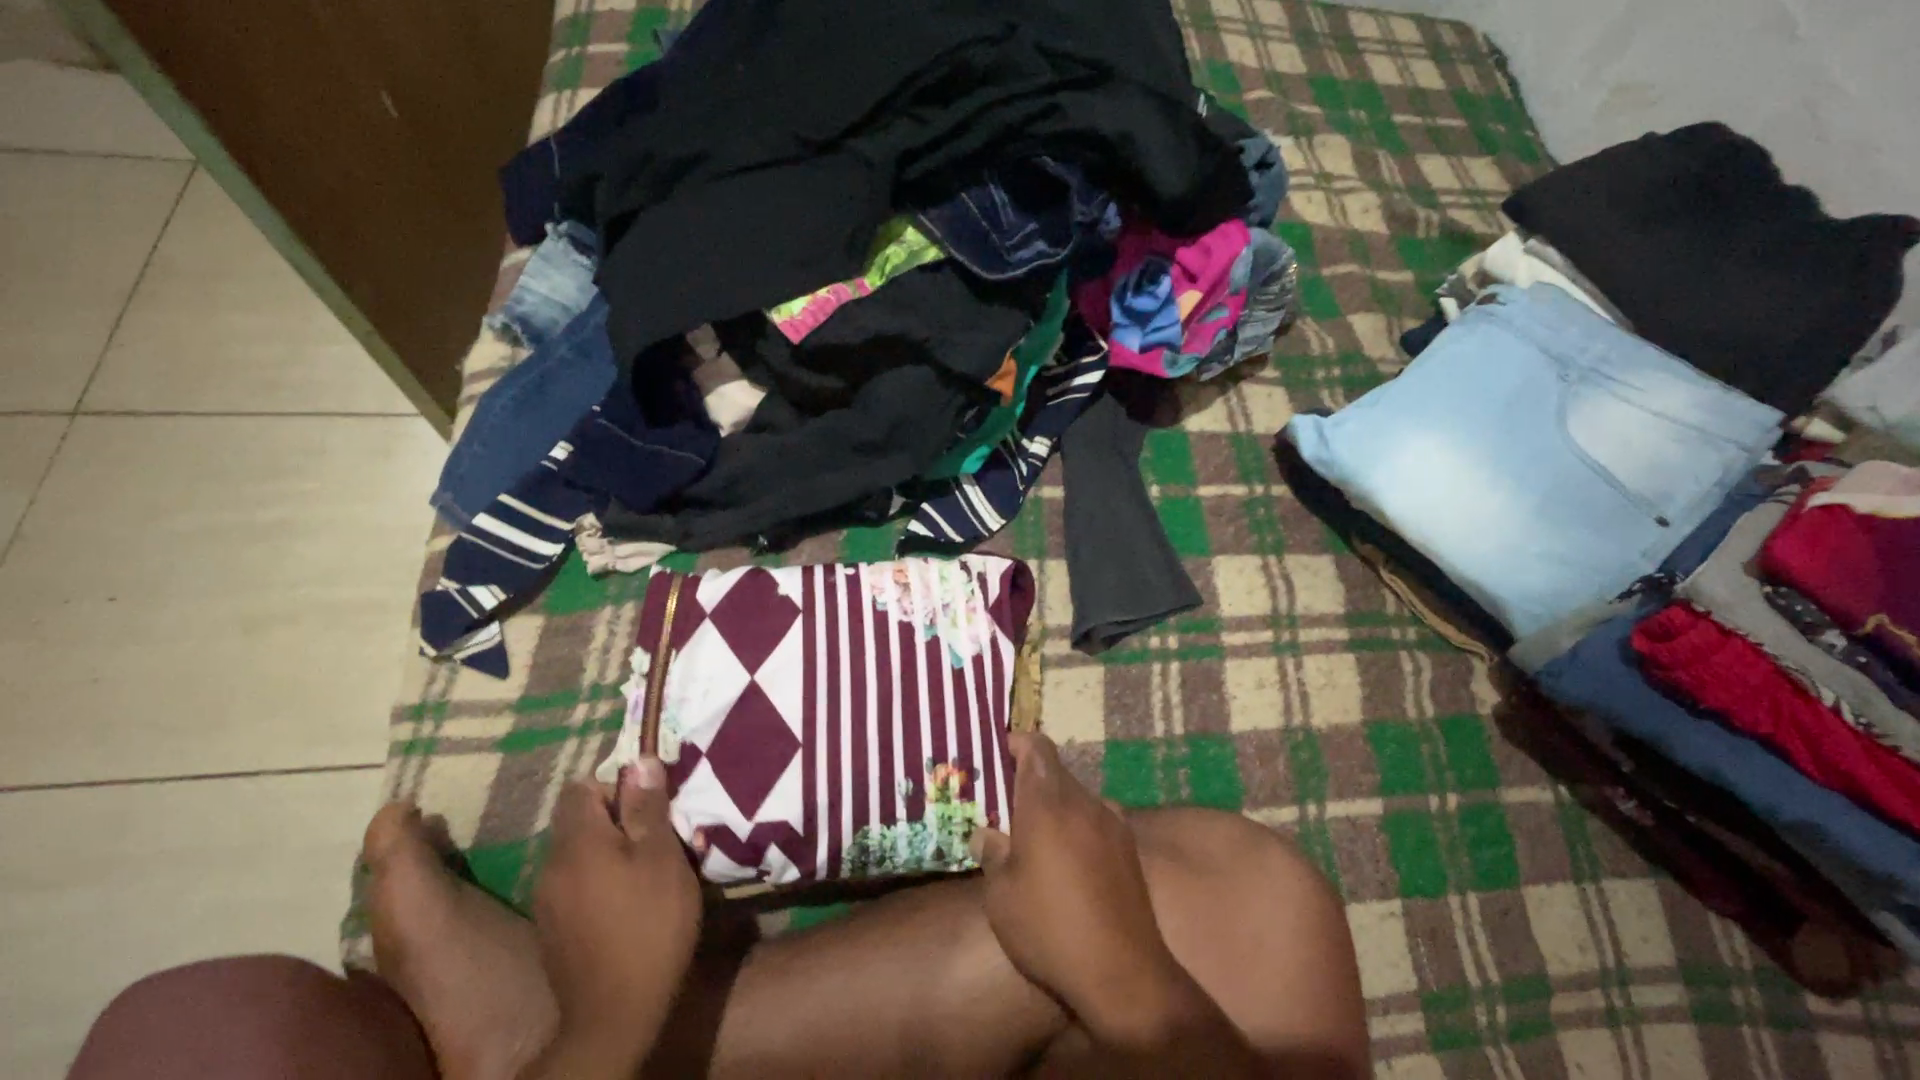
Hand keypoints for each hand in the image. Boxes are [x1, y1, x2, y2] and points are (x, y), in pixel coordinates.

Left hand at [524, 757, 700, 1077]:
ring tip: (647, 878)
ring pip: (579, 857)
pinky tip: (627, 910)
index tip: (651, 811)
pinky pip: (575, 888)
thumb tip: (639, 760)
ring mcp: (547, 901)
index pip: (583, 788)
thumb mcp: (662, 859)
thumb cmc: (649, 926)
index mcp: (577, 842)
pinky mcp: (552, 931)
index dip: (618, 789)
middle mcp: (551, 865)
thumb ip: (648, 808)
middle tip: (659, 844)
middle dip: (618, 823)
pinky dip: (599, 886)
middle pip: (580, 823)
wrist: (615, 1014)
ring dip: (609, 856)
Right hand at [969, 732, 1184, 1035]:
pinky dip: (1076, 828)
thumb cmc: (1049, 927)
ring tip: (1033, 839)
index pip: (1037, 748)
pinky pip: (1095, 822)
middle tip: (1005, 806)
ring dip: (1055, 807)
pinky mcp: (1129, 850)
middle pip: (1057, 773)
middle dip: (1030, 781)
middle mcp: (1085, 803)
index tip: (998, 754)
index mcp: (1049, 802)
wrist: (1123, 972)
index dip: (1017, 743)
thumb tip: (987, 833)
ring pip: (1077, 798)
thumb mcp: (1001, 894)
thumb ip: (992, 853)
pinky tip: (1066, 862)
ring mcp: (1113, 824)